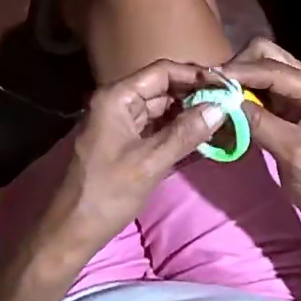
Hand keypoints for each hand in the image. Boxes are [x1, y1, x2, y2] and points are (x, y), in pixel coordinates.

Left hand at [36, 59, 226, 260]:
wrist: (72, 229)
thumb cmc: (107, 193)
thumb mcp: (150, 162)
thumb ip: (185, 133)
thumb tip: (220, 107)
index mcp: (117, 97)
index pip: (162, 71)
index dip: (194, 74)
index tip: (225, 84)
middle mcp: (118, 101)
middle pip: (163, 86)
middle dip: (195, 92)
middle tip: (228, 102)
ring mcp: (122, 120)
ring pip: (162, 106)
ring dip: (190, 111)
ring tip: (222, 116)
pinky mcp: (126, 139)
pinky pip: (158, 125)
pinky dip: (179, 128)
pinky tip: (203, 134)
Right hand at [219, 38, 300, 218]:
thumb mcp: (290, 150)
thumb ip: (258, 121)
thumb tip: (222, 100)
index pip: (274, 68)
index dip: (241, 71)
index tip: (210, 78)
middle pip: (267, 55)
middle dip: (239, 68)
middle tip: (214, 87)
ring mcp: (298, 89)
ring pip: (260, 67)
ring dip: (238, 78)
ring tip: (216, 94)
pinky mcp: (285, 102)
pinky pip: (257, 86)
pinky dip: (241, 91)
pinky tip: (226, 102)